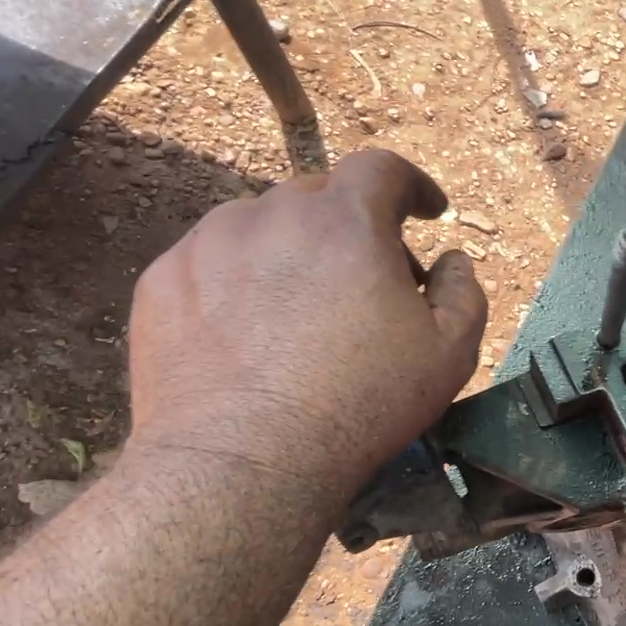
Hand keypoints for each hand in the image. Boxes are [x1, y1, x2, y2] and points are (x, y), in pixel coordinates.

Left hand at [125, 150, 485, 499]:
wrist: (245, 457)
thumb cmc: (365, 400)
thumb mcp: (451, 352)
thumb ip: (464, 292)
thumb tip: (452, 261)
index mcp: (347, 221)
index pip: (384, 168)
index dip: (414, 185)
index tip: (428, 212)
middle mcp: (271, 213)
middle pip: (322, 196)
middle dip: (357, 227)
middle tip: (374, 282)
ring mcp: (206, 244)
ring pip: (264, 225)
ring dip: (298, 251)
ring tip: (308, 311)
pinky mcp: (161, 280)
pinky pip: (215, 261)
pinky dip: (245, 279)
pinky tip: (257, 333)